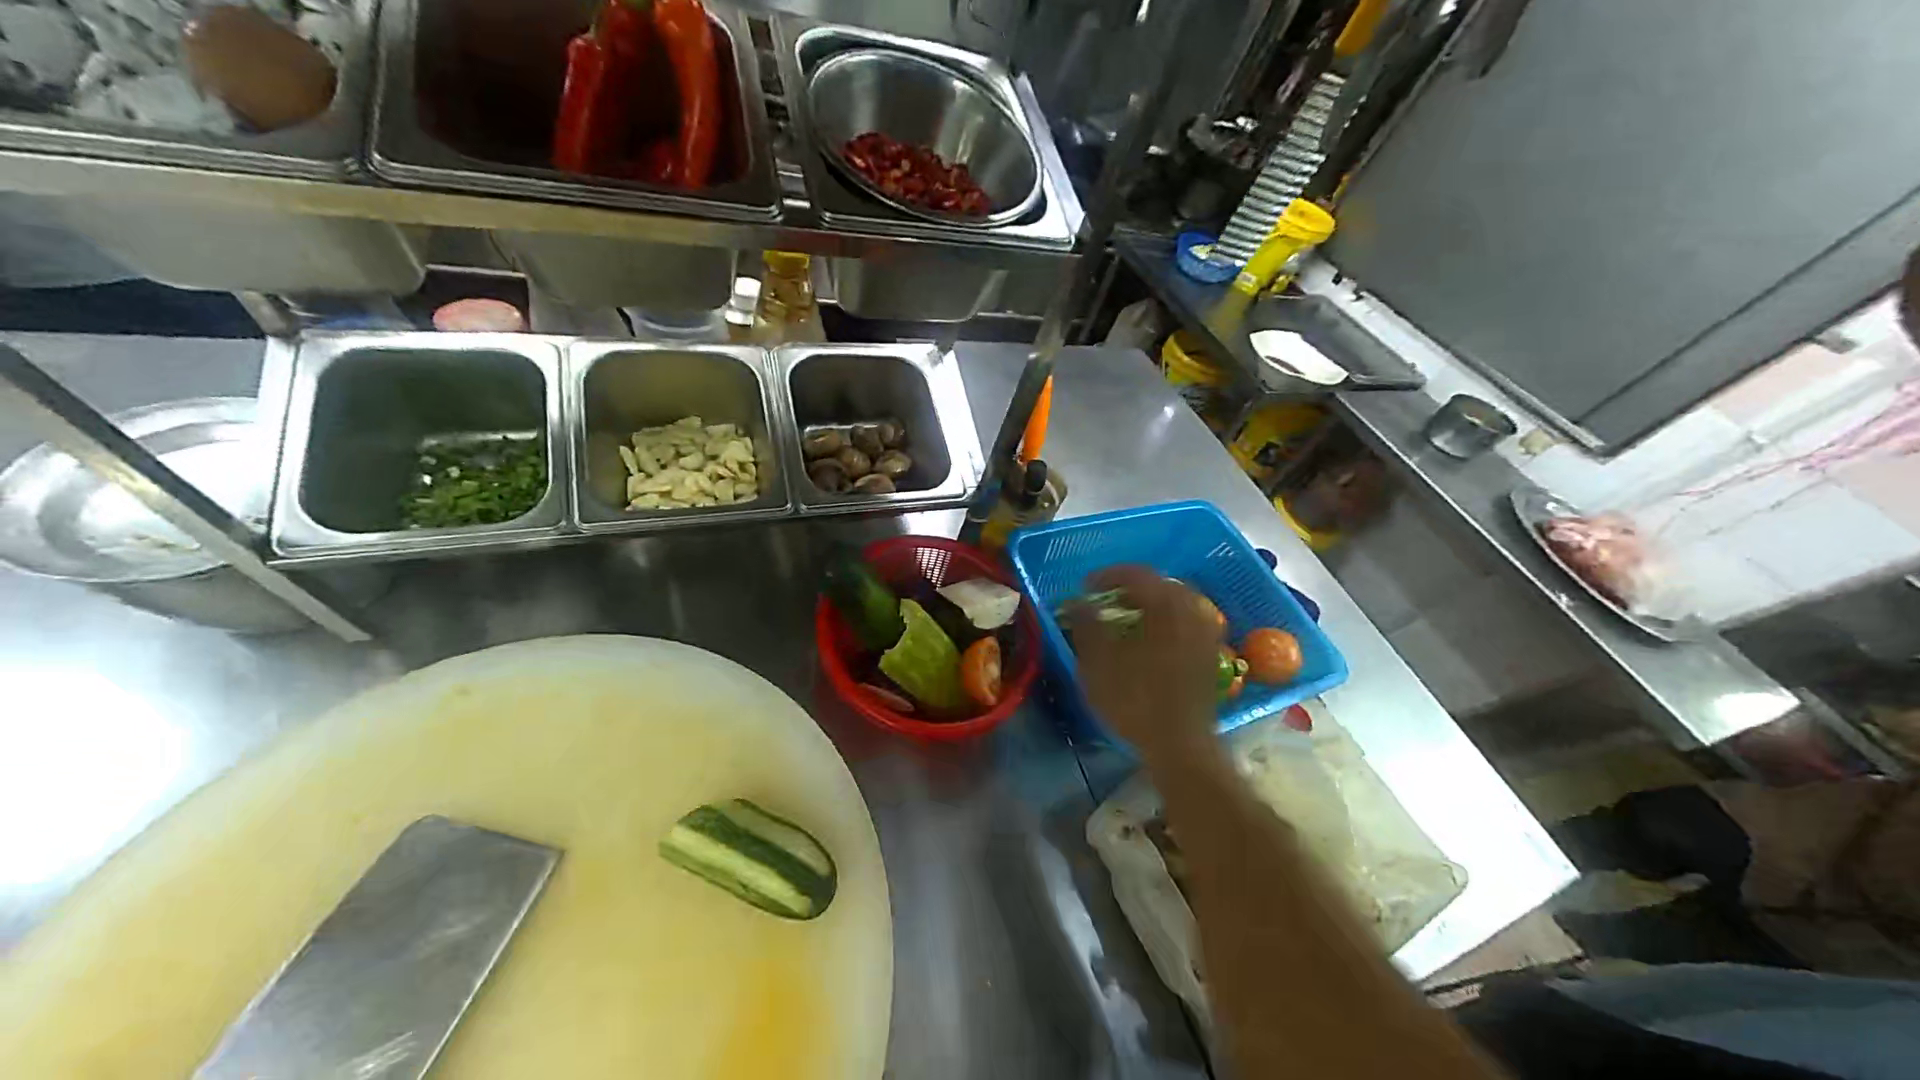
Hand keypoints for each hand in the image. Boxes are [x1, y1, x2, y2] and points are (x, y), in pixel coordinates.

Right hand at [1065, 565, 1222, 759]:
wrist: (1180, 744)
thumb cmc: (1134, 702)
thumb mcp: (1097, 663)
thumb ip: (1086, 625)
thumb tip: (1075, 601)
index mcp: (1164, 607)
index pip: (1137, 574)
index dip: (1108, 575)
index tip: (1086, 588)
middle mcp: (1190, 611)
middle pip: (1161, 584)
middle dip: (1131, 587)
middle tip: (1106, 600)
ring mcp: (1205, 632)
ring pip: (1177, 601)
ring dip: (1152, 602)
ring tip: (1127, 618)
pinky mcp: (1209, 653)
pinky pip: (1188, 620)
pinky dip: (1168, 619)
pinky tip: (1152, 637)